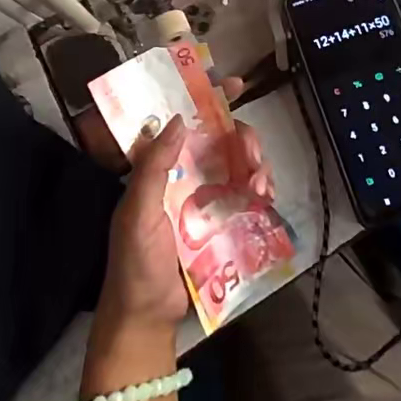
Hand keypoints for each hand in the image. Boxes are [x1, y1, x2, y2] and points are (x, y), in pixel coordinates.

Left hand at [94, 81, 274, 337]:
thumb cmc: (136, 263)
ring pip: (239, 162)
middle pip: (221, 138)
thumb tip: (175, 119)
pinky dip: (261, 187)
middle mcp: (185, 174)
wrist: (149, 315)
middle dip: (242, 138)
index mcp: (159, 168)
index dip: (205, 99)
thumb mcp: (137, 213)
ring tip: (259, 185)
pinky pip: (248, 191)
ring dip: (255, 164)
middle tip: (252, 158)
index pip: (182, 122)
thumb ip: (152, 168)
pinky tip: (264, 197)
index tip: (233, 85)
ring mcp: (207, 196)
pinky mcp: (225, 218)